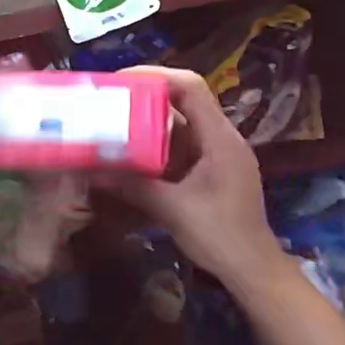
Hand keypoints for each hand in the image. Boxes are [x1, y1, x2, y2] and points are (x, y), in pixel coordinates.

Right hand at [104, 66, 287, 287]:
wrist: (253, 268)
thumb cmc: (220, 235)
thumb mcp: (173, 209)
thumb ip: (134, 185)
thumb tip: (91, 169)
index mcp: (219, 138)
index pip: (190, 87)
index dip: (155, 76)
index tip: (121, 82)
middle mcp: (222, 139)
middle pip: (184, 103)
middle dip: (146, 102)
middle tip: (110, 106)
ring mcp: (221, 156)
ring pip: (183, 128)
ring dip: (151, 128)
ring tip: (115, 130)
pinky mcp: (216, 173)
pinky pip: (185, 150)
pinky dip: (161, 151)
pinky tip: (135, 161)